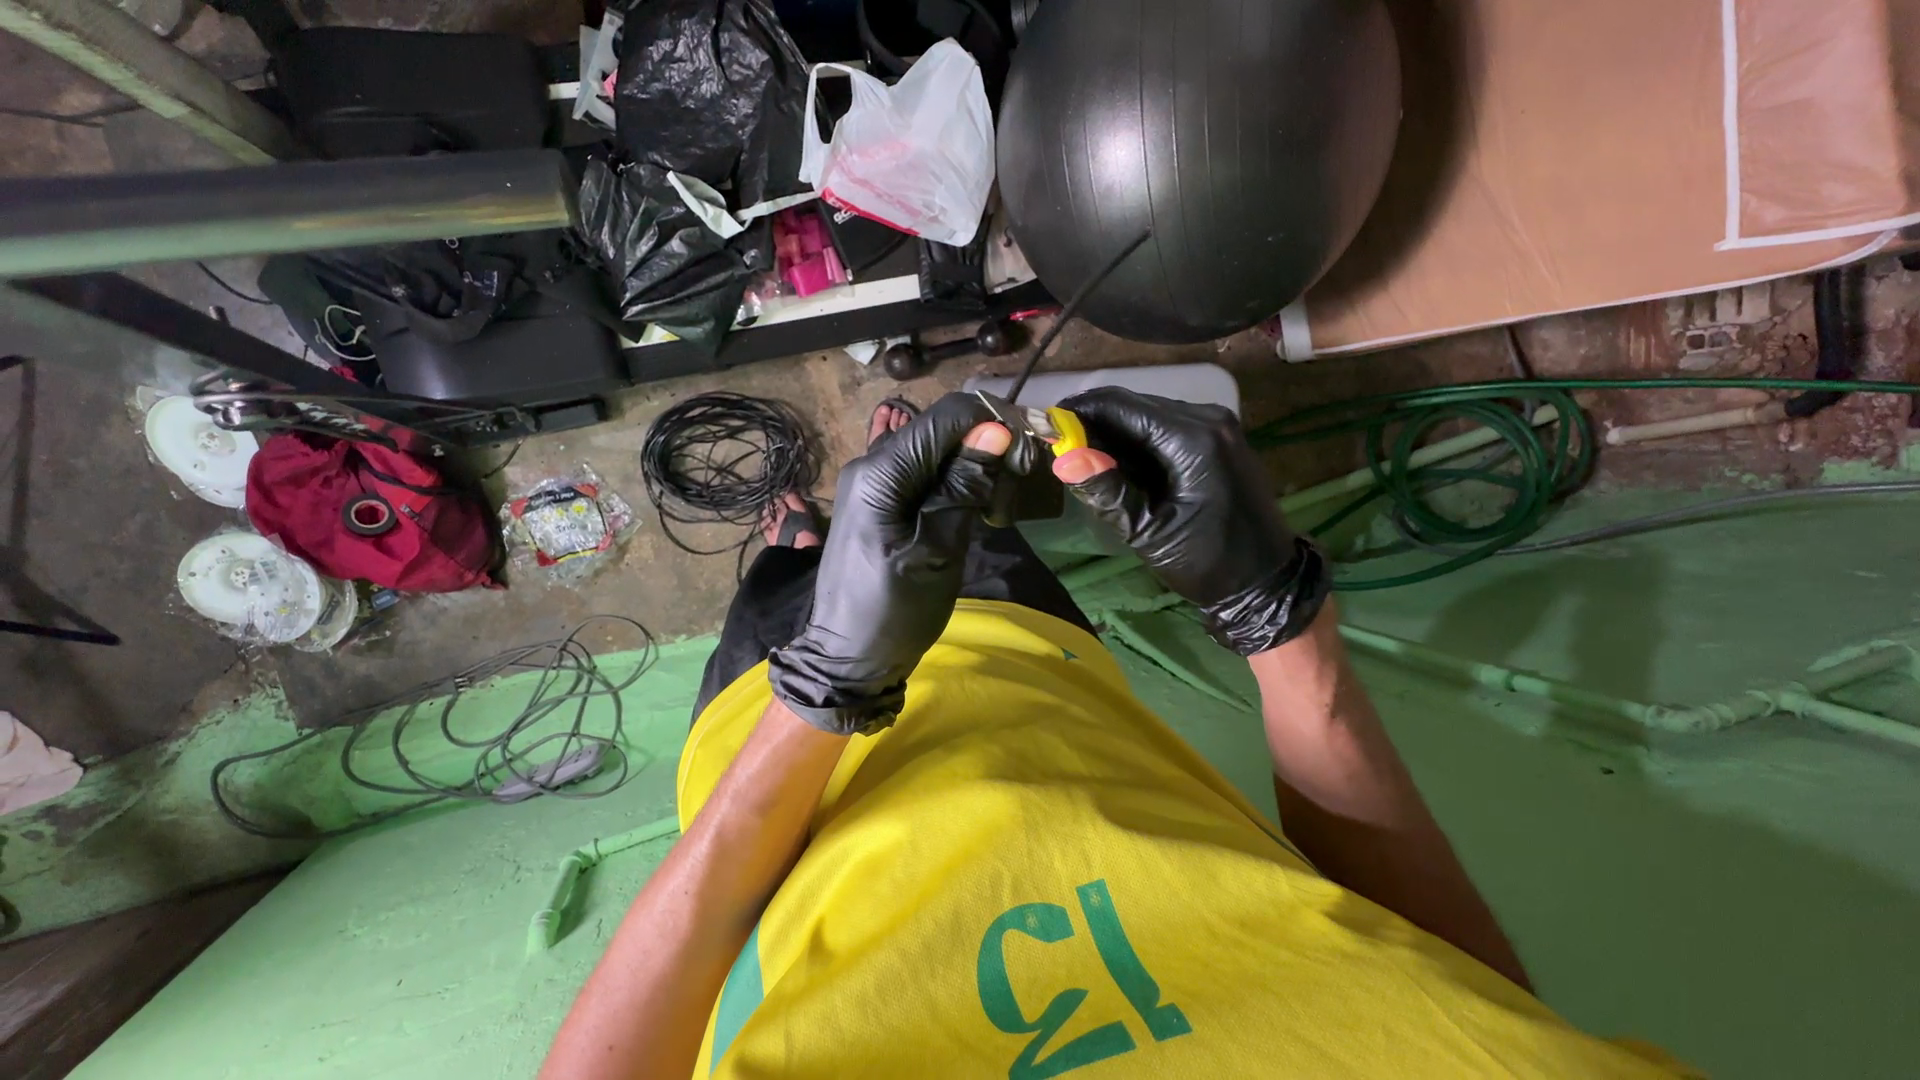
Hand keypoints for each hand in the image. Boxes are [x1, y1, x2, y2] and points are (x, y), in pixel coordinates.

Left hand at [769, 394, 1011, 734]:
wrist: (848, 657)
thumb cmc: (895, 610)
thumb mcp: (938, 550)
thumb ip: (963, 486)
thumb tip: (995, 430)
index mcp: (879, 472)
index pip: (944, 417)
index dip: (991, 420)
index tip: (1029, 444)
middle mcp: (869, 464)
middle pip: (937, 429)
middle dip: (983, 440)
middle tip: (1018, 476)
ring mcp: (869, 482)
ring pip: (931, 451)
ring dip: (970, 462)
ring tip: (998, 495)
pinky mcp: (876, 501)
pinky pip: (919, 473)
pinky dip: (950, 480)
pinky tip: (971, 505)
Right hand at [1052, 388, 1329, 654]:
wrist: (1265, 581)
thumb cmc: (1208, 562)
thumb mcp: (1149, 532)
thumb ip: (1106, 490)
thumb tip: (1062, 457)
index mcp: (1192, 438)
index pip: (1120, 406)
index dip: (1078, 413)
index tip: (1044, 429)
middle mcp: (1206, 418)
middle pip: (1132, 406)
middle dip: (1092, 424)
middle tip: (1058, 451)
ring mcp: (1215, 426)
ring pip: (1146, 415)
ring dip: (1112, 434)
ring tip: (1081, 462)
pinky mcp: (1216, 438)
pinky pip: (1163, 428)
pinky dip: (1135, 443)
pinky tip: (1115, 467)